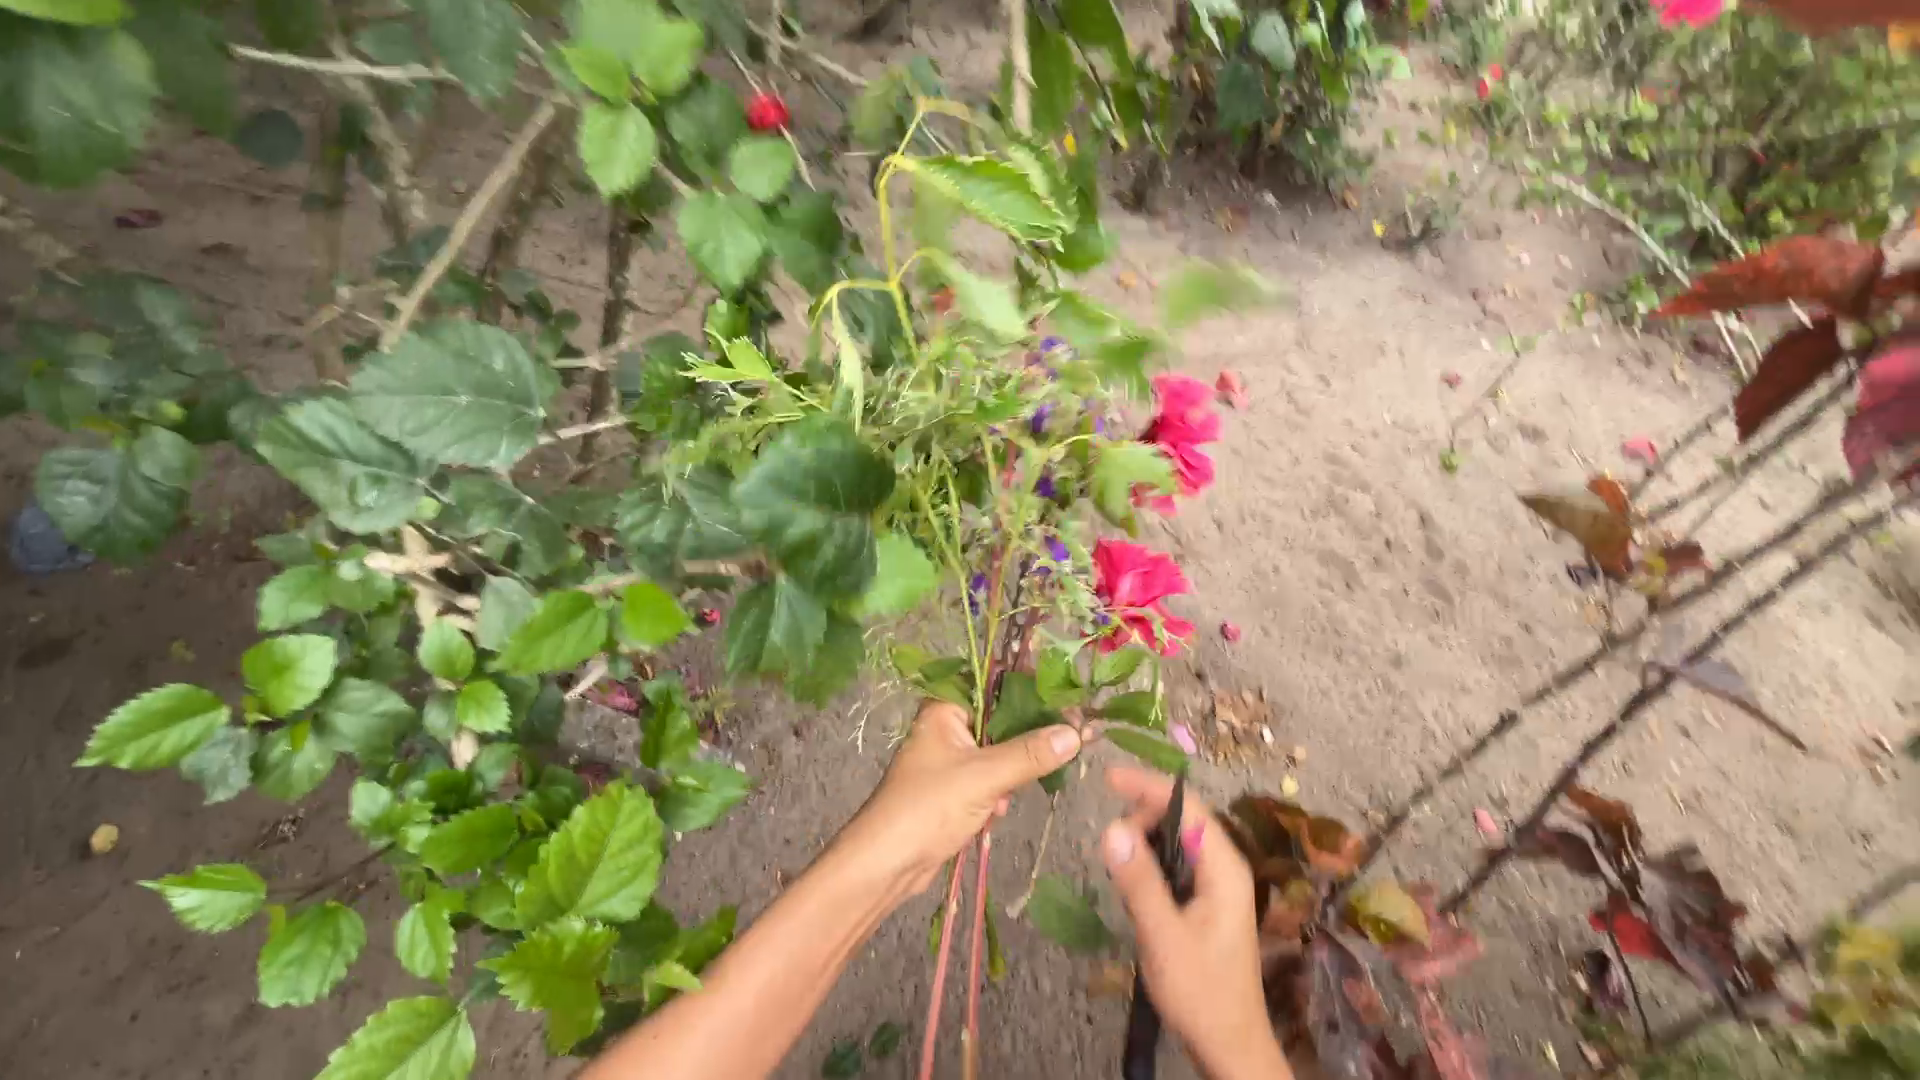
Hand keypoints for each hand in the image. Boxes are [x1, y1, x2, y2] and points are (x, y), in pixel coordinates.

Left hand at [829, 699, 1080, 899]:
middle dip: (1025, 743)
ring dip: (1010, 775)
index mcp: (944, 709)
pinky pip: (988, 781)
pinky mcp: (953, 791)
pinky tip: (994, 813)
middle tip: (1066, 745)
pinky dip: (996, 795)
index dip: (1032, 694)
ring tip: (1008, 797)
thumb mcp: (984, 776)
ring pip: (998, 755)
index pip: (996, 687)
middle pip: (1001, 722)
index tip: (1069, 704)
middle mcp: (946, 728)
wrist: (886, 864)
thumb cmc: (928, 807)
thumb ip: (1030, 753)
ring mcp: (948, 761)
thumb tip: (1076, 732)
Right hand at [1101, 767, 1292, 1079]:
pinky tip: (1133, 890)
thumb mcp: (1163, 935)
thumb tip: (1111, 827)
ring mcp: (1215, 885)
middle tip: (1110, 848)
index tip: (1107, 777)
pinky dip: (1148, 865)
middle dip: (1141, 819)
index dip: (1148, 785)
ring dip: (1143, 844)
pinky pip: (1173, 864)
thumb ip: (1139, 880)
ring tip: (1119, 873)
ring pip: (1173, 841)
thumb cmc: (1200, 991)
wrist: (1228, 1047)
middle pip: (1179, 818)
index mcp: (1224, 867)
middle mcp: (1224, 867)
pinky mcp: (1203, 902)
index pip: (1186, 805)